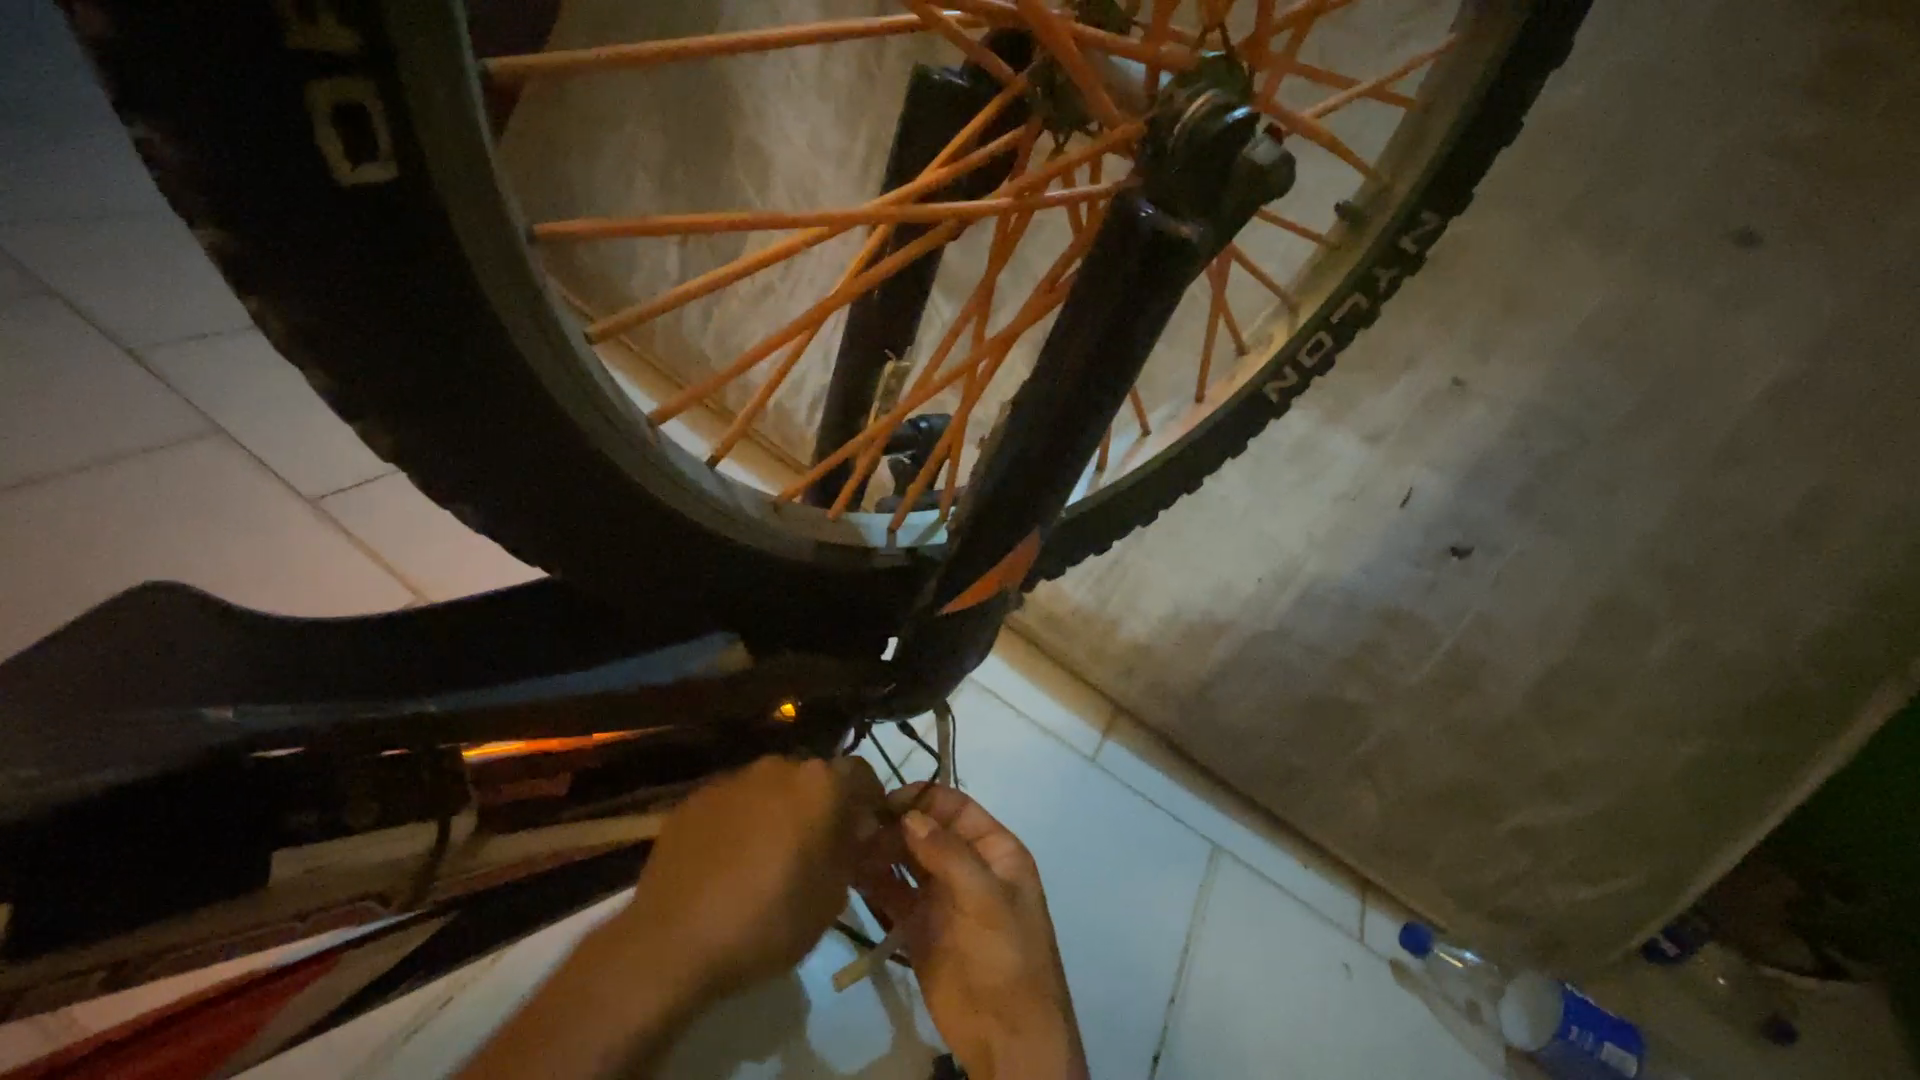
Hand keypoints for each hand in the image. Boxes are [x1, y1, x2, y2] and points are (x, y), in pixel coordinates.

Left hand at [611, 754, 885, 997]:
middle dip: (821, 808)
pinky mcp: (693, 799)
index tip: (864, 837)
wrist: (672, 942)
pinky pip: (733, 804)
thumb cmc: (768, 921)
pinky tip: (729, 864)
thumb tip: (859, 833)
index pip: (861, 775)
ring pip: (770, 789)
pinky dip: (741, 823)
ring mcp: (731, 780)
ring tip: (768, 859)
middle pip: (813, 779)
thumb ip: (854, 854)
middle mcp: (778, 767)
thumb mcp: (832, 898)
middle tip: (818, 851)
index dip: (869, 805)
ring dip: (779, 813)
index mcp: (820, 785)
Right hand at [858, 784, 1087, 1079]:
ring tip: (846, 846)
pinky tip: (849, 873)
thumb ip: (948, 854)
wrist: (1007, 1033)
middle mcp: (967, 866)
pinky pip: (892, 894)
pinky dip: (873, 882)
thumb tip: (909, 817)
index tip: (883, 800)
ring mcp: (941, 896)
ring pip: (906, 860)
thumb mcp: (987, 899)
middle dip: (894, 825)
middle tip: (855, 827)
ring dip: (879, 851)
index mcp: (995, 851)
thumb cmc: (1007, 955)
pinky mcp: (918, 925)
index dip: (922, 800)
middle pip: (926, 831)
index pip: (955, 808)